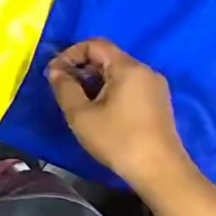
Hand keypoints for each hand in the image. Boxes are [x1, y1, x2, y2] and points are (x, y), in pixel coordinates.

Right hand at [45, 38, 198, 192]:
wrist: (160, 171)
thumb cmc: (118, 140)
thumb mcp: (80, 114)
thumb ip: (64, 87)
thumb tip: (55, 70)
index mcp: (128, 68)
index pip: (95, 44)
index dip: (70, 53)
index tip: (55, 74)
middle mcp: (145, 70)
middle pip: (107, 57)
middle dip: (81, 68)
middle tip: (63, 89)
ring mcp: (155, 86)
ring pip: (117, 72)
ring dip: (94, 80)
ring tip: (79, 102)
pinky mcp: (158, 101)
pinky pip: (129, 85)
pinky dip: (109, 89)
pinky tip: (100, 111)